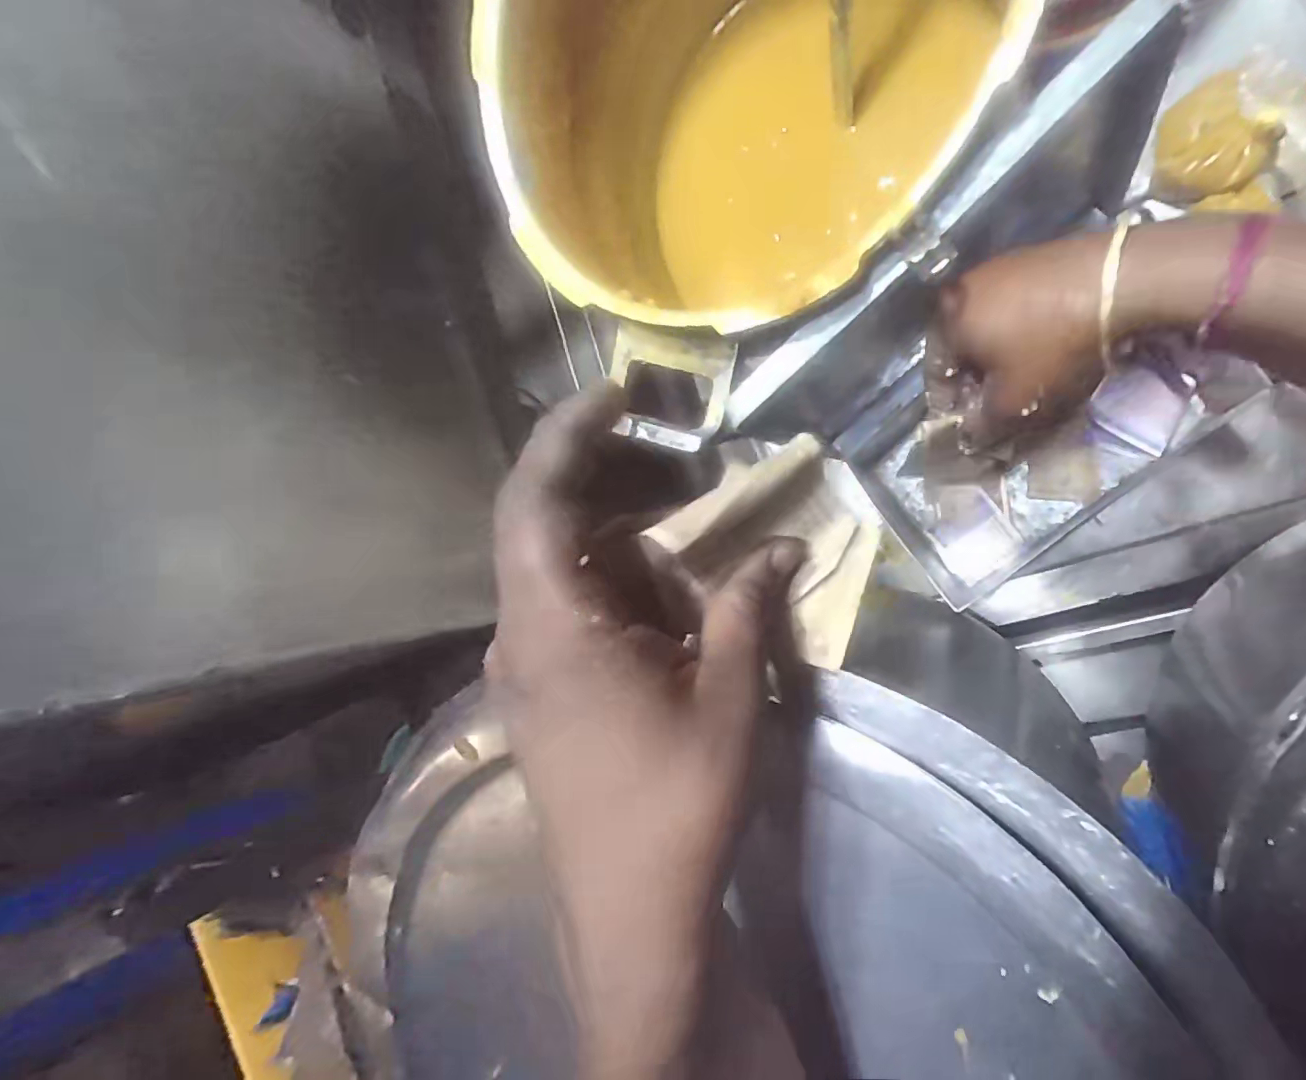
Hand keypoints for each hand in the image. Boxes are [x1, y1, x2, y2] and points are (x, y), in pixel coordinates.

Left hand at [486, 386, 804, 1079]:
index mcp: (552, 630)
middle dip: (608, 478)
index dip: (566, 437)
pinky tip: (665, 582)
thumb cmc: (677, 803)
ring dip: (618, 531)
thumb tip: (784, 549)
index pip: (533, 503)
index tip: (614, 396)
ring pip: (558, 566)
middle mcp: (520, 638)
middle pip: (544, 525)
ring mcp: (524, 667)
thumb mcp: (725, 698)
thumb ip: (745, 609)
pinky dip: (614, 576)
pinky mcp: (542, 691)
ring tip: (685, 512)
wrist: (631, 909)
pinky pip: (568, 605)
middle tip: (677, 458)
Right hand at [937, 221, 1224, 446]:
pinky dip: (1023, 328)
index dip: (953, 408)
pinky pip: (1015, 306)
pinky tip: (1047, 340)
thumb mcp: (1013, 404)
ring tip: (1027, 373)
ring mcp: (998, 267)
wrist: (1122, 281)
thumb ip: (980, 428)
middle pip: (960, 349)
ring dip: (1000, 354)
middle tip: (999, 403)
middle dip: (976, 380)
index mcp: (946, 323)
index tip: (973, 426)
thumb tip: (968, 438)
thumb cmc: (1054, 348)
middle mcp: (962, 290)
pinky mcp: (1032, 257)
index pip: (935, 377)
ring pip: (987, 326)